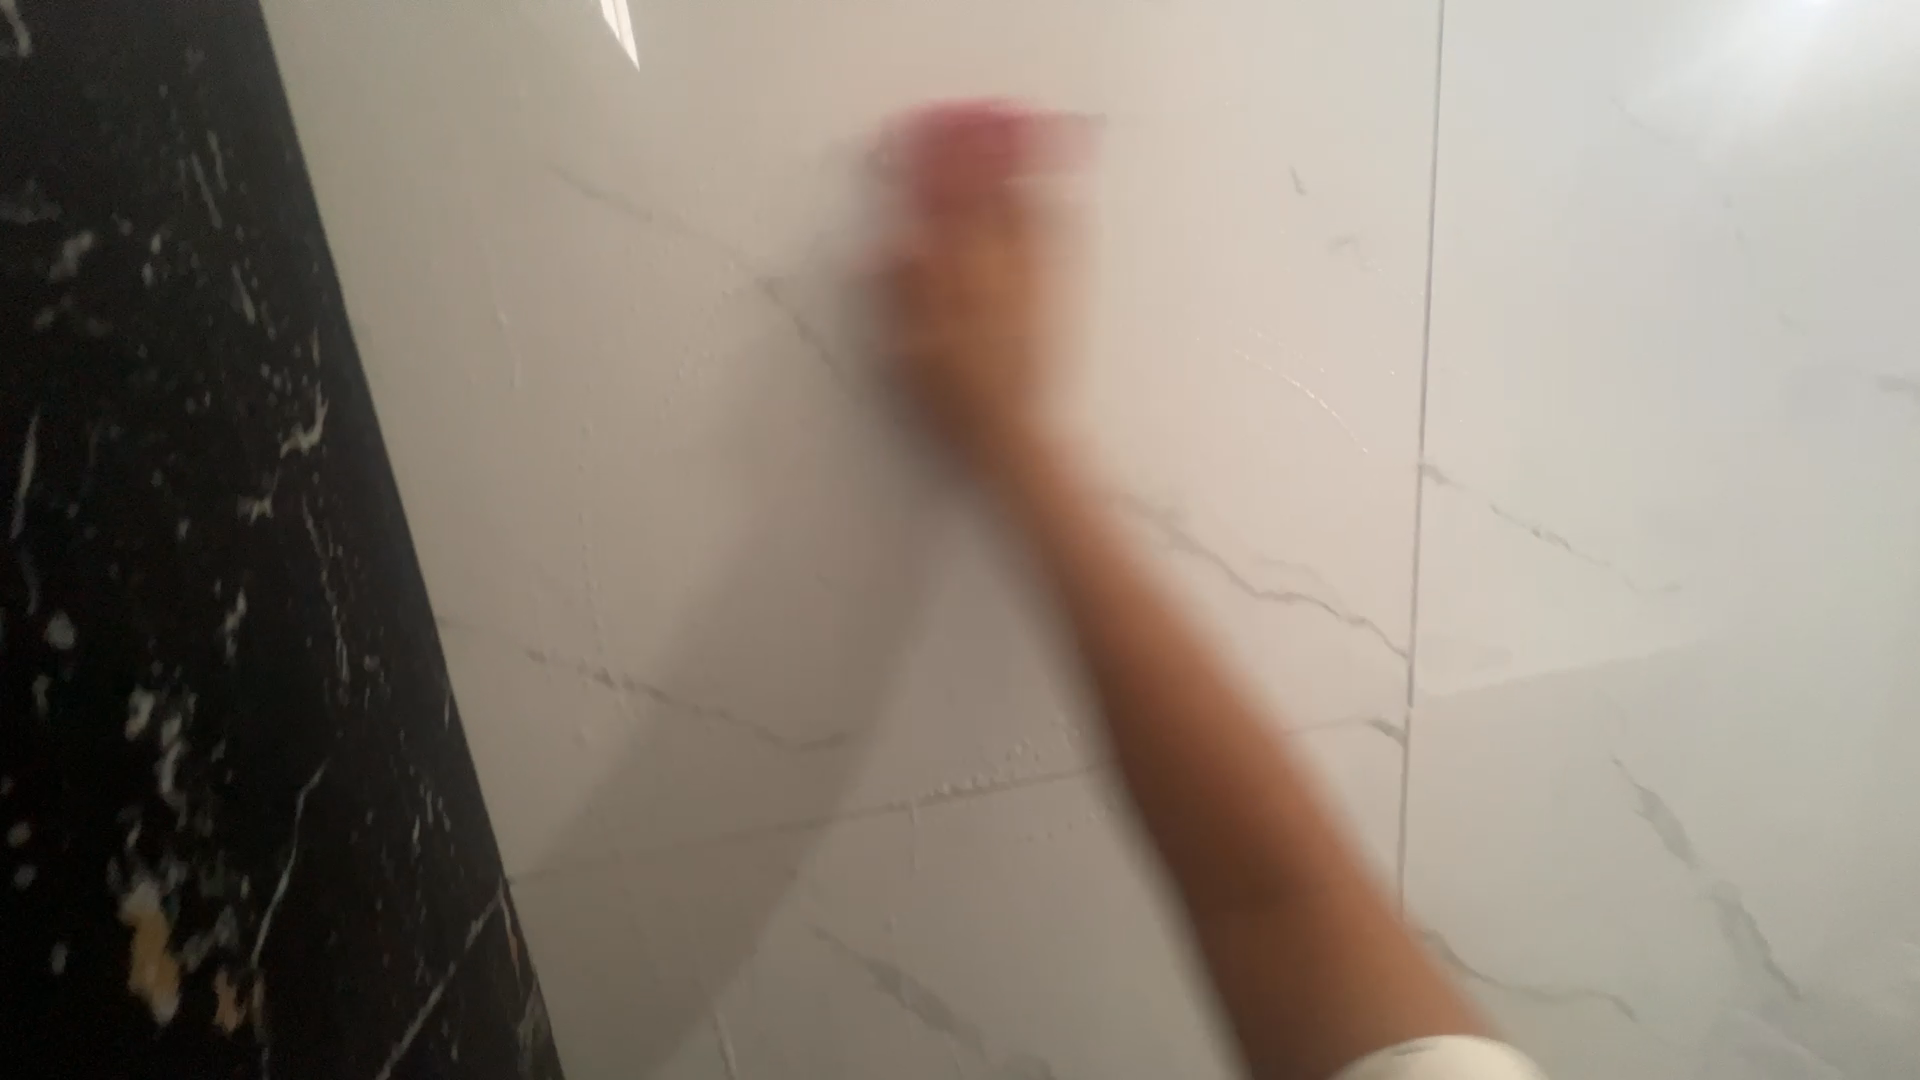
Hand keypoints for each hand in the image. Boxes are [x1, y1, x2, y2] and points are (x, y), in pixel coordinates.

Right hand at [881, 103, 1074, 464]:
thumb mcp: (910, 358)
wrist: (1014, 433)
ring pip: (1023, 212)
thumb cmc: (958, 403)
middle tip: (973, 114)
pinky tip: (1058, 186)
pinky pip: (1059, 243)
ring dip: (1018, 166)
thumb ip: (903, 298)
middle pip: (983, 203)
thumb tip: (889, 248)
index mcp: (955, 288)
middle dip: (975, 156)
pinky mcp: (1053, 300)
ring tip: (1017, 123)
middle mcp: (995, 277)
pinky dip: (1057, 208)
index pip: (939, 215)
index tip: (923, 135)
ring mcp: (1028, 286)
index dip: (929, 172)